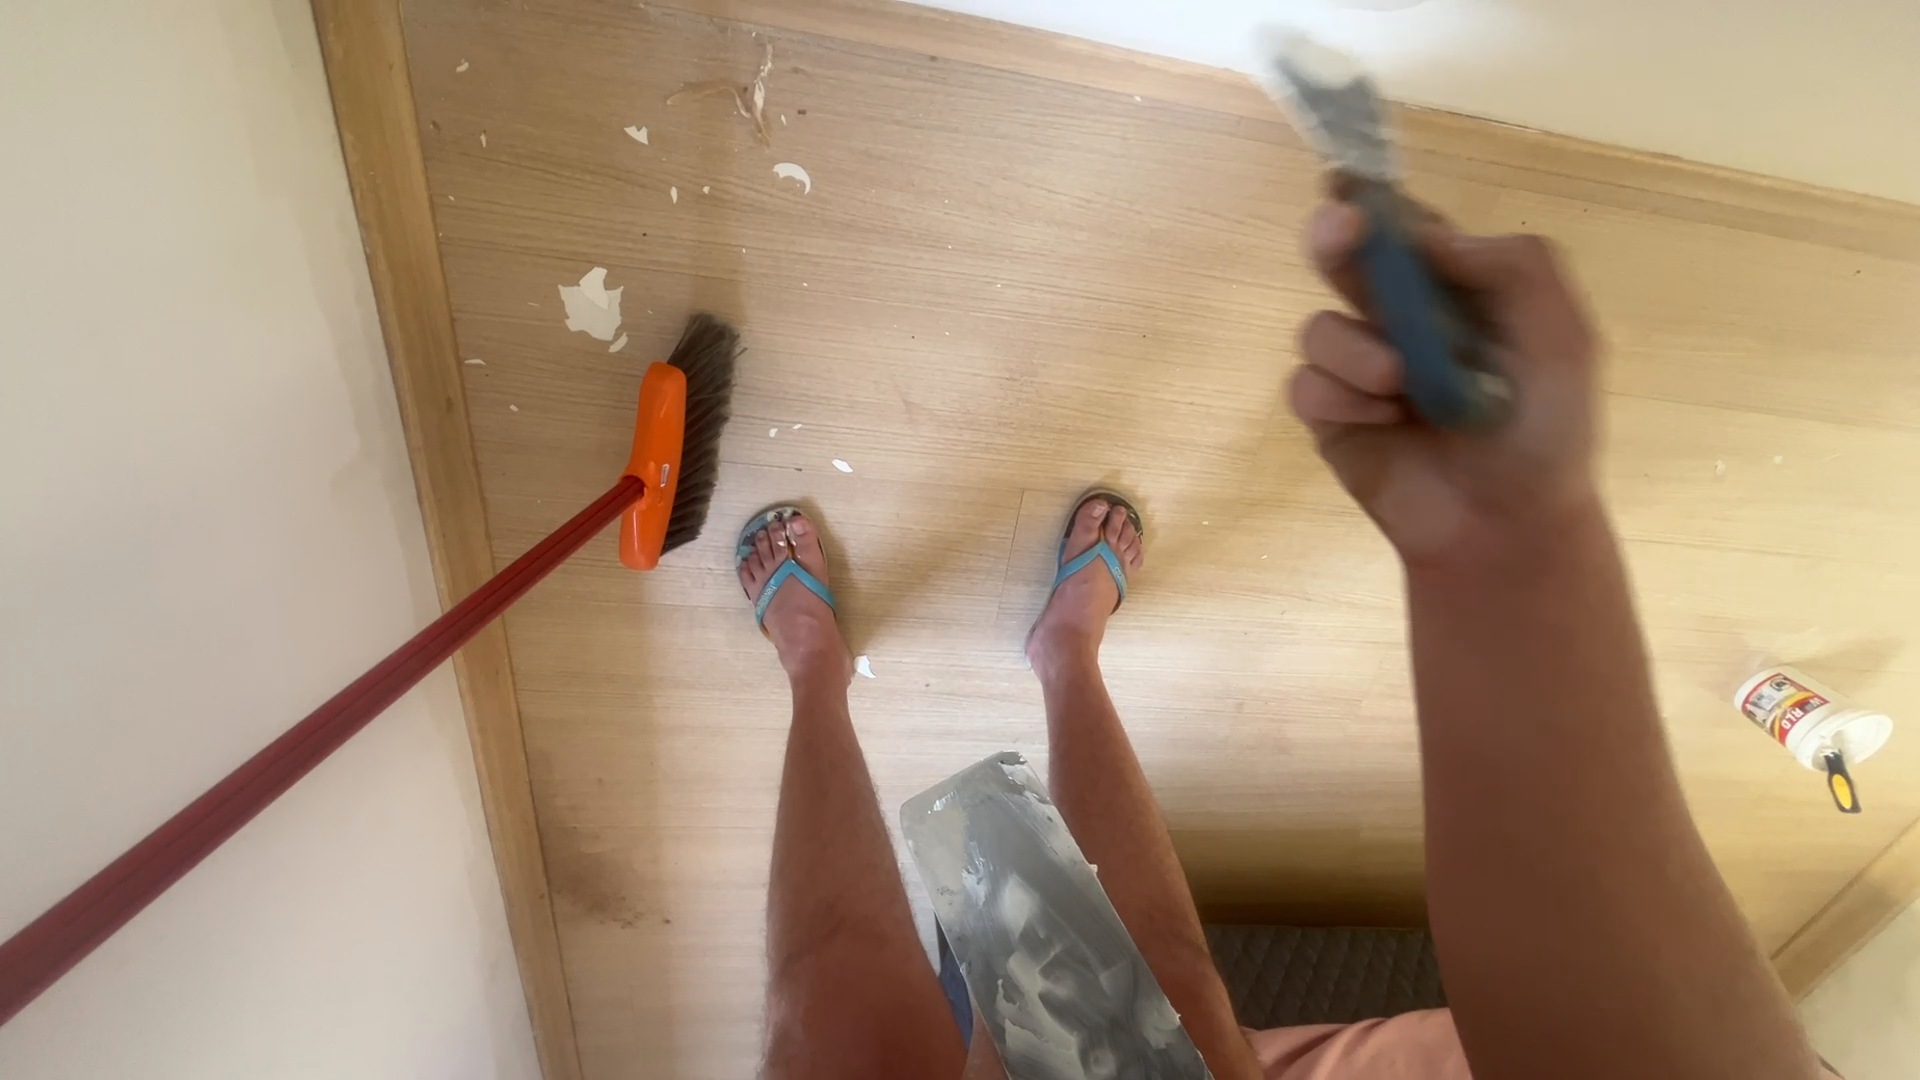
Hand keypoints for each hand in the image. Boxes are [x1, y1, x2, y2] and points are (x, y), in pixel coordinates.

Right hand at [1291, 198, 1602, 564]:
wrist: (1503, 522)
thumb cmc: (1544, 431)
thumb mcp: (1561, 339)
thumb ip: (1514, 270)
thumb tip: (1429, 237)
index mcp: (1454, 294)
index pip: (1407, 233)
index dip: (1377, 203)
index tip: (1353, 179)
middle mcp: (1395, 323)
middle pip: (1344, 263)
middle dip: (1336, 238)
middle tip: (1341, 229)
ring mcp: (1354, 371)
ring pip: (1317, 328)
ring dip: (1353, 349)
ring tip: (1398, 386)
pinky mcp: (1327, 416)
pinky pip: (1305, 386)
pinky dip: (1339, 398)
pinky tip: (1380, 423)